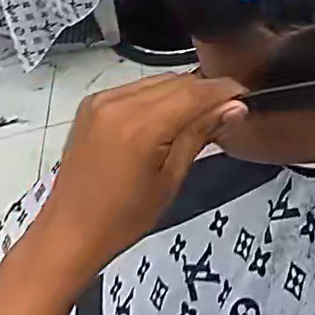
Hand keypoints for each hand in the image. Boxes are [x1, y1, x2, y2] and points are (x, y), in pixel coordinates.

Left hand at [34, 75, 246, 280]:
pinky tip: (169, 115)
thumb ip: (202, 133)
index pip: (196, 92)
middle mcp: (118, 104)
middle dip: (207, 91)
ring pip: (160, 80)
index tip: (246, 96)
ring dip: (185, 91)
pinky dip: (159, 95)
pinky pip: (138, 87)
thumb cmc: (122, 218)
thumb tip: (235, 107)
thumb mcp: (172, 178)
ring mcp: (102, 100)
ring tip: (201, 113)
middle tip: (229, 109)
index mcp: (140, 126)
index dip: (226, 90)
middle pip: (179, 82)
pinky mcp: (93, 103)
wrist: (67, 234)